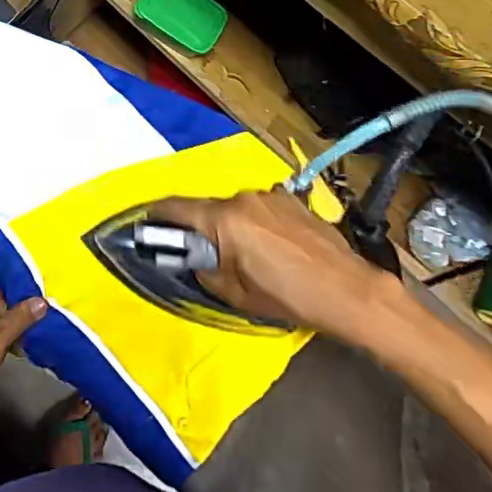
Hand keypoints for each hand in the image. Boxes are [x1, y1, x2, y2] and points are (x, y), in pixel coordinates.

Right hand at [151, 191, 401, 338]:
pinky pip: (261, 207)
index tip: (146, 221)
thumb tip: (199, 259)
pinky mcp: (292, 199)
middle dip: (203, 228)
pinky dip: (257, 222)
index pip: (179, 208)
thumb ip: (207, 271)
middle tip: (207, 254)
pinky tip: (272, 246)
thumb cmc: (288, 296)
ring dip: (233, 226)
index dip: (157, 215)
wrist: (345, 288)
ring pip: (237, 208)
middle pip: (210, 208)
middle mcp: (246, 198)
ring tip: (249, 256)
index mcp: (226, 219)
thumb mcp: (236, 294)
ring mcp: (272, 195)